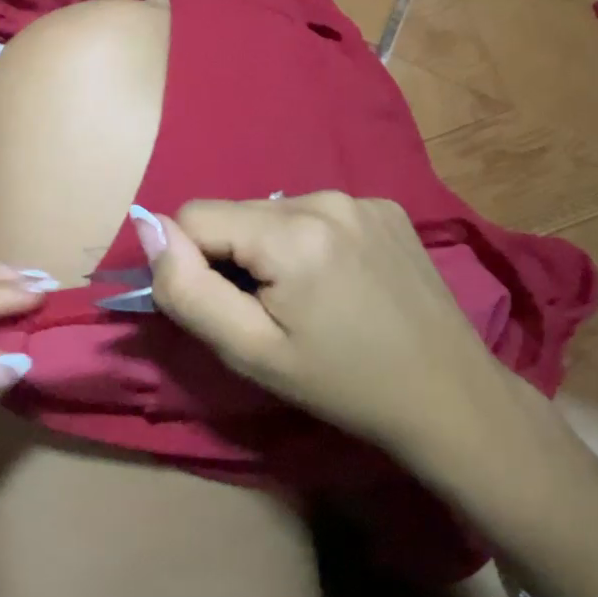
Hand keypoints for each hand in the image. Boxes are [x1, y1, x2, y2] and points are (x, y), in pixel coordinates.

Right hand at [132, 193, 504, 445]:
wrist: (449, 398)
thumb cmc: (341, 385)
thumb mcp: (250, 352)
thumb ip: (187, 289)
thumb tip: (148, 228)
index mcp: (291, 233)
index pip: (193, 215)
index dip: (191, 263)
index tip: (225, 309)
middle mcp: (325, 198)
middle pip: (235, 212)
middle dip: (231, 256)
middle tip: (266, 314)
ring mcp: (361, 198)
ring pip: (272, 212)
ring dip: (267, 249)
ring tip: (306, 301)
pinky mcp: (386, 207)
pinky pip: (314, 214)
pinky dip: (306, 243)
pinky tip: (339, 284)